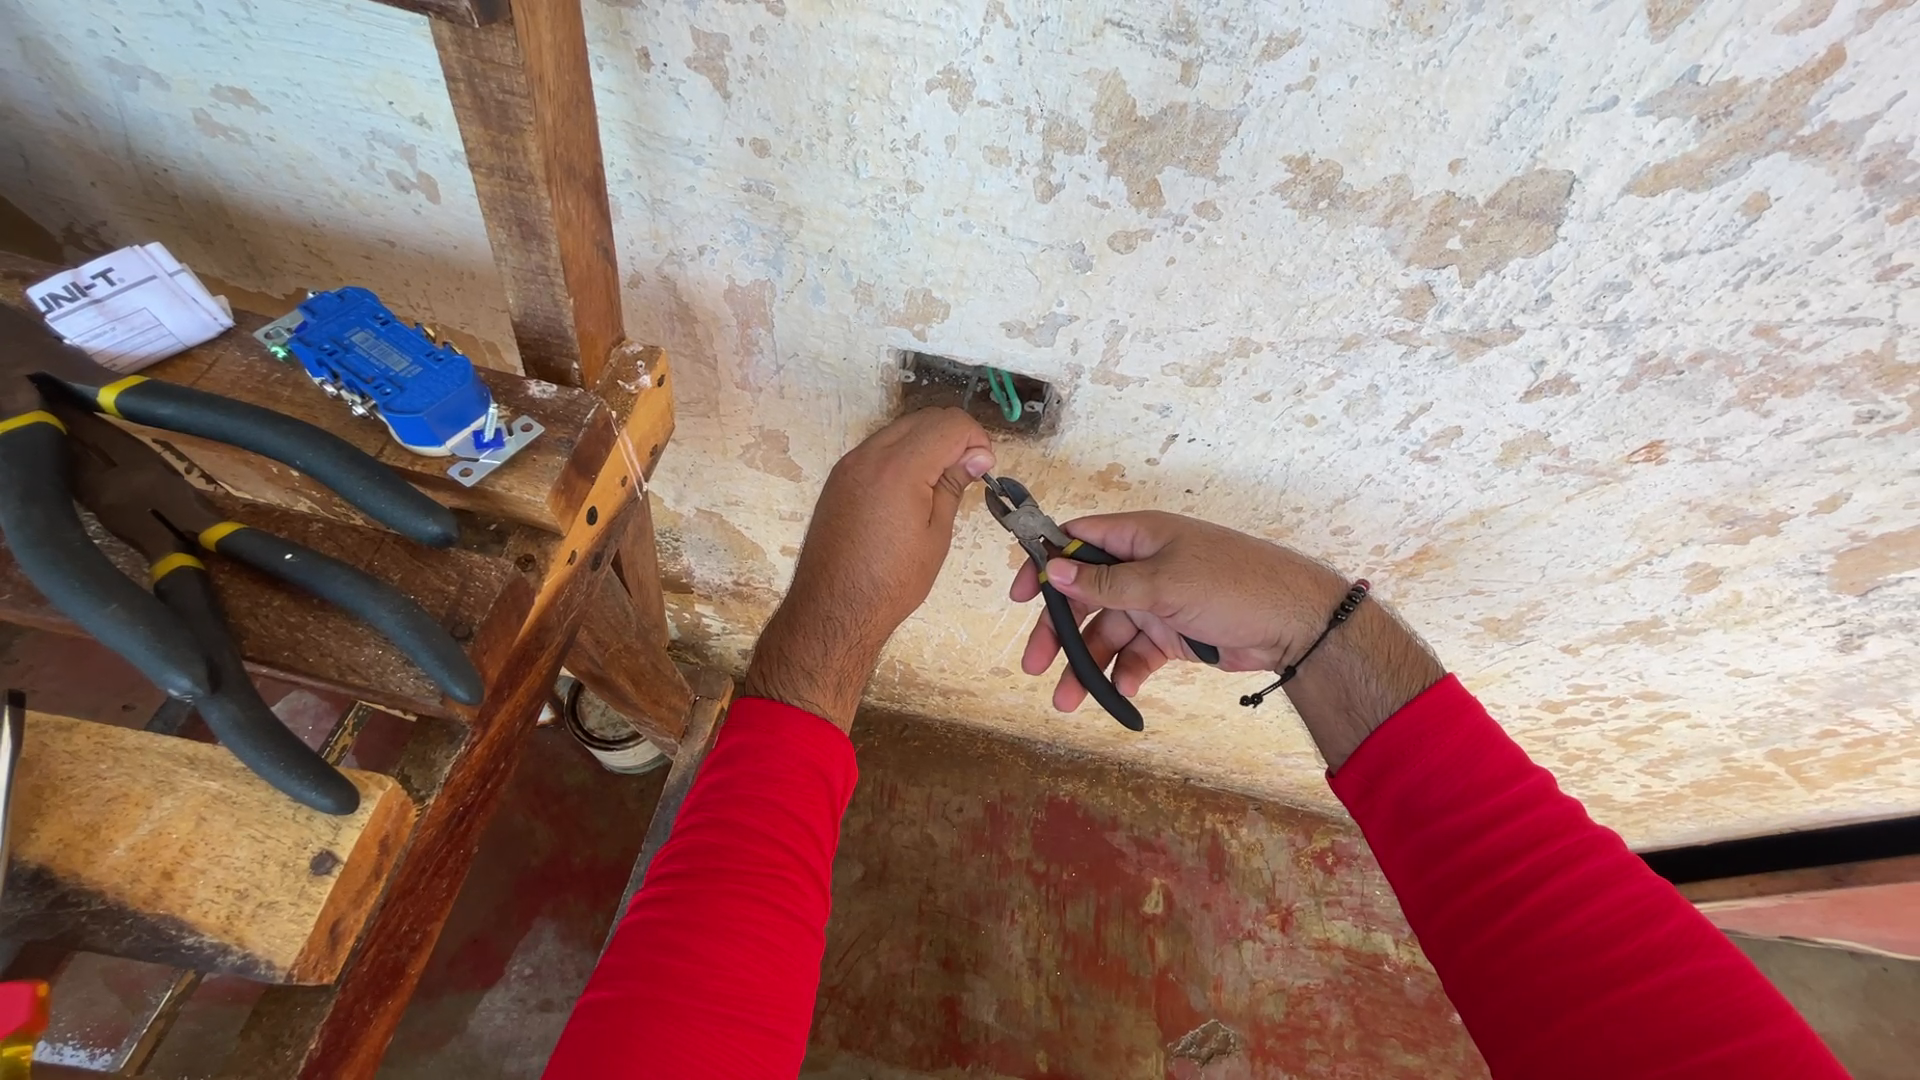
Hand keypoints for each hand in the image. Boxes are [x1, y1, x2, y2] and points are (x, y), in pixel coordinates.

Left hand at [745, 408, 993, 730]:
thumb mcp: (936, 534)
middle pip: (925, 418)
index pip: (950, 424)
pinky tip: (912, 489)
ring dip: (928, 442)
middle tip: (968, 473)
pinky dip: (903, 453)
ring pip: (901, 428)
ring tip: (940, 483)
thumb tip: (976, 456)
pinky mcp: (839, 477)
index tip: (983, 467)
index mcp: (899, 467)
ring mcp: (849, 463)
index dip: (975, 439)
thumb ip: (953, 484)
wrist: (834, 608)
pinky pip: (879, 447)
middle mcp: (870, 454)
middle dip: (954, 436)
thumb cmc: (892, 581)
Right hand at [1009, 512, 1348, 709]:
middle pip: (1083, 597)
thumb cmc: (1231, 583)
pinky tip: (1120, 694)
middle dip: (1058, 630)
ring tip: (1068, 700)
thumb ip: (1104, 581)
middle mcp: (1140, 567)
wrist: (1296, 624)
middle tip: (1034, 664)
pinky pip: (1135, 654)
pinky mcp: (1170, 635)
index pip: (1076, 541)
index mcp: (1137, 537)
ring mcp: (1154, 602)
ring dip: (1086, 664)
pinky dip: (1124, 673)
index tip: (1019, 595)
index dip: (1044, 564)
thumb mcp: (1162, 581)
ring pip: (1106, 633)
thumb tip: (1052, 568)